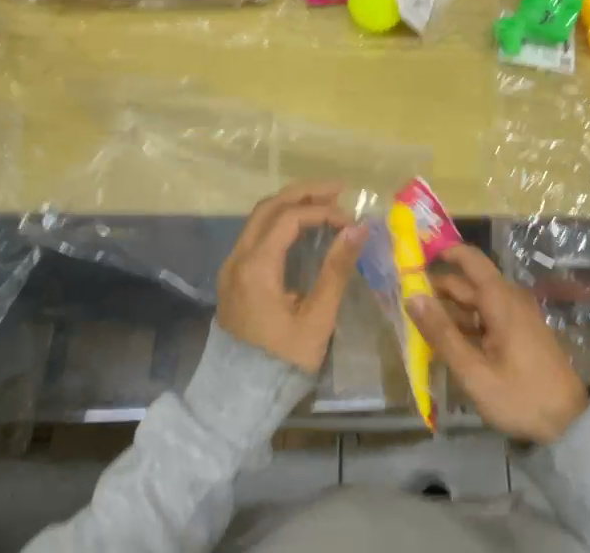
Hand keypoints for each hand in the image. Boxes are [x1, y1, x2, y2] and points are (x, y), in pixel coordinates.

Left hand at [216, 182, 368, 374]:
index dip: (322, 212)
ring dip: (290, 205)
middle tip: (339, 190)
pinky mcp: (233, 277)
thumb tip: (358, 229)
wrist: (238, 398)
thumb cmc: (282, 362)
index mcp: (256, 268)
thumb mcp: (316, 318)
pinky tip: (303, 227)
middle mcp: (237, 259)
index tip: (350, 222)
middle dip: (304, 194)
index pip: (289, 218)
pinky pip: (254, 234)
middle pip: (268, 207)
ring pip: (258, 218)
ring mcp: (231, 267)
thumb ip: (336, 270)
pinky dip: (279, 221)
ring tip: (325, 203)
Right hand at [405, 245, 589, 444]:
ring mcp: (516, 317)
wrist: (569, 423)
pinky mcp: (519, 333)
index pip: (470, 259)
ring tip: (416, 323)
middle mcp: (509, 300)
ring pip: (475, 303)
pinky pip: (486, 318)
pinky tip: (445, 342)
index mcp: (501, 300)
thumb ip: (442, 334)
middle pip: (468, 283)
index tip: (413, 258)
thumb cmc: (520, 396)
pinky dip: (465, 324)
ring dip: (448, 310)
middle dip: (437, 288)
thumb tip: (413, 297)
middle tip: (402, 301)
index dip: (442, 253)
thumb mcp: (474, 372)